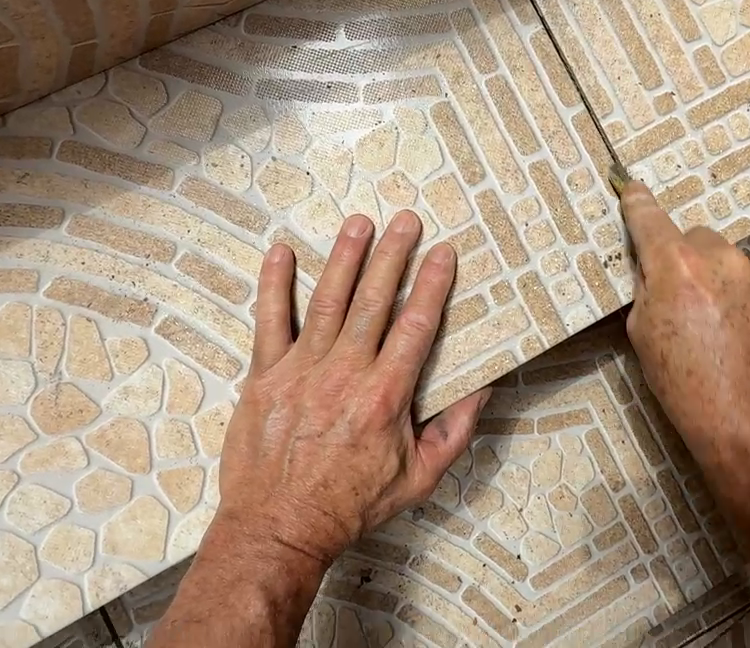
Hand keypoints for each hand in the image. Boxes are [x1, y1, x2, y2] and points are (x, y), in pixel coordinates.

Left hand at [210, 211, 491, 571]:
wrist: (277, 529)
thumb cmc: (351, 504)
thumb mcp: (419, 477)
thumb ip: (456, 429)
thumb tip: (485, 385)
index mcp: (384, 395)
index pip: (416, 325)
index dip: (432, 284)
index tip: (443, 251)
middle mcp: (345, 374)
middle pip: (373, 301)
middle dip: (392, 255)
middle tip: (405, 220)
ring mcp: (301, 370)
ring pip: (327, 301)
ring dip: (344, 257)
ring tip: (359, 222)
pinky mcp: (264, 376)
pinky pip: (268, 321)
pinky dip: (274, 285)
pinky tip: (281, 252)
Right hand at [619, 183, 749, 478]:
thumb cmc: (685, 386)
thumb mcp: (643, 335)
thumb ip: (648, 290)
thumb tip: (655, 269)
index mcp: (676, 266)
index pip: (650, 219)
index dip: (638, 204)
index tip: (633, 189)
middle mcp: (719, 257)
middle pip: (694, 238)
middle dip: (685, 259)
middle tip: (683, 300)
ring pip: (726, 260)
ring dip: (717, 277)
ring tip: (719, 325)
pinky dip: (743, 296)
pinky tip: (743, 333)